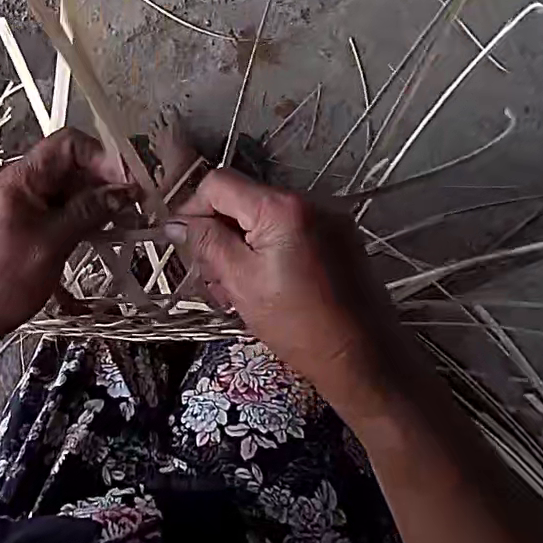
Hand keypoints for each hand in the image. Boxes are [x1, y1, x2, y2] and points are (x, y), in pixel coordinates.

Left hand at [0, 129, 132, 350]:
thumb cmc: (3, 280)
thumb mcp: (52, 243)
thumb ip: (88, 211)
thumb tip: (124, 191)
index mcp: (20, 179)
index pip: (67, 144)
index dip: (102, 156)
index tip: (129, 179)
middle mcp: (22, 184)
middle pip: (71, 164)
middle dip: (106, 178)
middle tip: (137, 200)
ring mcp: (24, 204)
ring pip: (70, 187)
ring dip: (100, 198)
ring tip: (128, 217)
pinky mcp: (29, 224)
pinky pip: (63, 208)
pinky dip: (86, 214)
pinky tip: (108, 229)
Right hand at [167, 169, 404, 408]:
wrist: (365, 360)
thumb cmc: (299, 325)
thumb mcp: (241, 282)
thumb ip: (206, 243)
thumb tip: (176, 223)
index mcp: (282, 207)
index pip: (219, 183)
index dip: (194, 208)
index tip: (186, 243)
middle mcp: (309, 200)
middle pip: (243, 199)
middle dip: (219, 232)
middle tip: (211, 277)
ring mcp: (329, 217)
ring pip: (265, 217)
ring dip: (242, 244)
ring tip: (237, 288)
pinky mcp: (340, 236)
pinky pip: (291, 229)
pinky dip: (269, 249)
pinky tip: (266, 285)